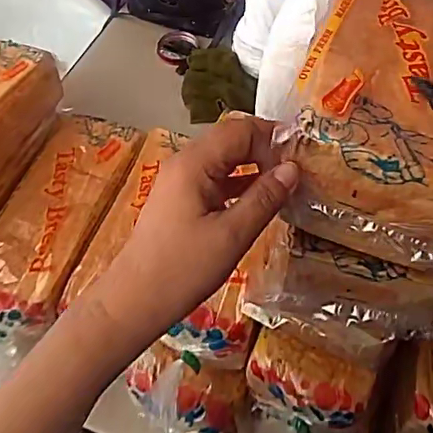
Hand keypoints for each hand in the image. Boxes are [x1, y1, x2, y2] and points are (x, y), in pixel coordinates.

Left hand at [83, 115, 298, 350]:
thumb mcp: (231, 235)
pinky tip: (258, 200)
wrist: (132, 302)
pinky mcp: (179, 198)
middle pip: (231, 139)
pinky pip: (214, 177)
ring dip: (253, 165)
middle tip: (296, 170)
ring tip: (284, 183)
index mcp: (194, 162)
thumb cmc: (182, 269)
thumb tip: (293, 169)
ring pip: (223, 158)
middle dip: (265, 148)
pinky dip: (238, 182)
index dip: (272, 137)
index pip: (240, 129)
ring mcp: (179, 179)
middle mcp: (185, 161)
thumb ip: (264, 198)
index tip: (300, 156)